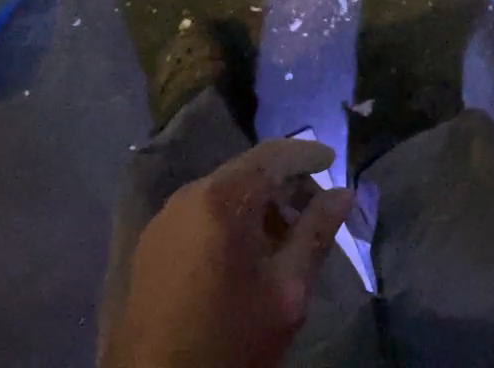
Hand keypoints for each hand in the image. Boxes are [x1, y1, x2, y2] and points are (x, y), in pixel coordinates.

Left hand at [109, 139, 355, 367]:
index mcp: (222, 199)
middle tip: (315, 208)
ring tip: (285, 236)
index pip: (273, 155)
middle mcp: (188, 196)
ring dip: (258, 202)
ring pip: (223, 190)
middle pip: (247, 170)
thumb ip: (316, 234)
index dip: (307, 154)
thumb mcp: (286, 291)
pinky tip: (247, 251)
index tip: (333, 162)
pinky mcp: (151, 245)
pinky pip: (200, 212)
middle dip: (284, 182)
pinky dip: (231, 217)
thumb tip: (342, 194)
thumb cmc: (229, 339)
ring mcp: (164, 220)